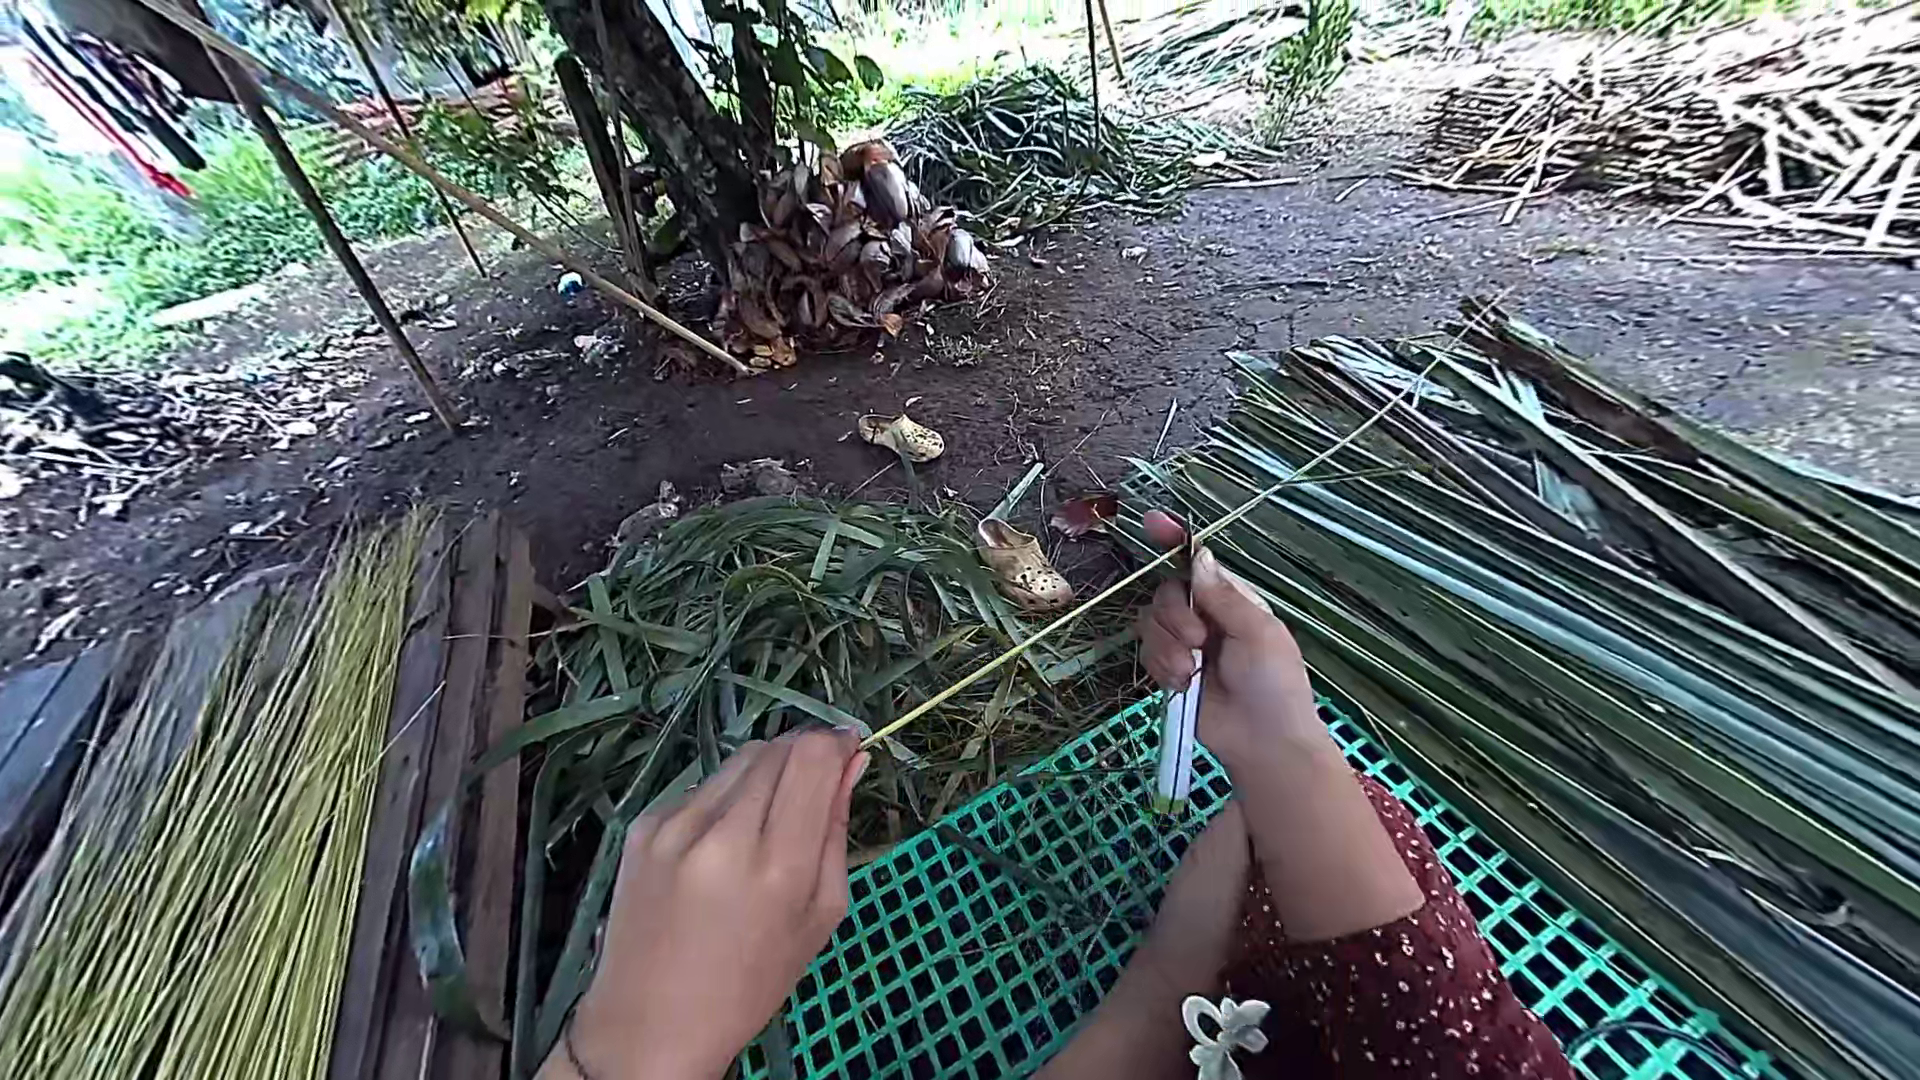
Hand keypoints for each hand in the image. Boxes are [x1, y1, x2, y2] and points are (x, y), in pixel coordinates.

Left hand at [565, 730, 868, 1079]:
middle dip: (806, 752)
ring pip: (744, 757)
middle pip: (779, 747)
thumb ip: (838, 827)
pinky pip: (707, 784)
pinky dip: (729, 795)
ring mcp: (676, 826)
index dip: (836, 741)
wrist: (646, 1031)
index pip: (812, 758)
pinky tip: (722, 839)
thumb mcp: (821, 912)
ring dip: (768, 770)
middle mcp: (724, 835)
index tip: (848, 745)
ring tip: (766, 816)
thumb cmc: (754, 981)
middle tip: (813, 782)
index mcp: (777, 865)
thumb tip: (852, 759)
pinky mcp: (644, 825)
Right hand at [1134, 510, 1323, 770]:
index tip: (1151, 523)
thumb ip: (1222, 595)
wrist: (1262, 741)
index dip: (1174, 541)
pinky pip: (1146, 652)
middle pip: (1165, 592)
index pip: (1196, 562)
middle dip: (1175, 616)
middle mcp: (1202, 615)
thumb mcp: (1258, 632)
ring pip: (1150, 622)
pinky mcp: (1168, 667)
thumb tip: (1197, 555)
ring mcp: (1183, 642)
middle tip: (1198, 641)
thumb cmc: (1274, 683)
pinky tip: (1184, 684)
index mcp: (1229, 599)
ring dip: (1169, 647)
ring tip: (1193, 671)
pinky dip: (1163, 667)